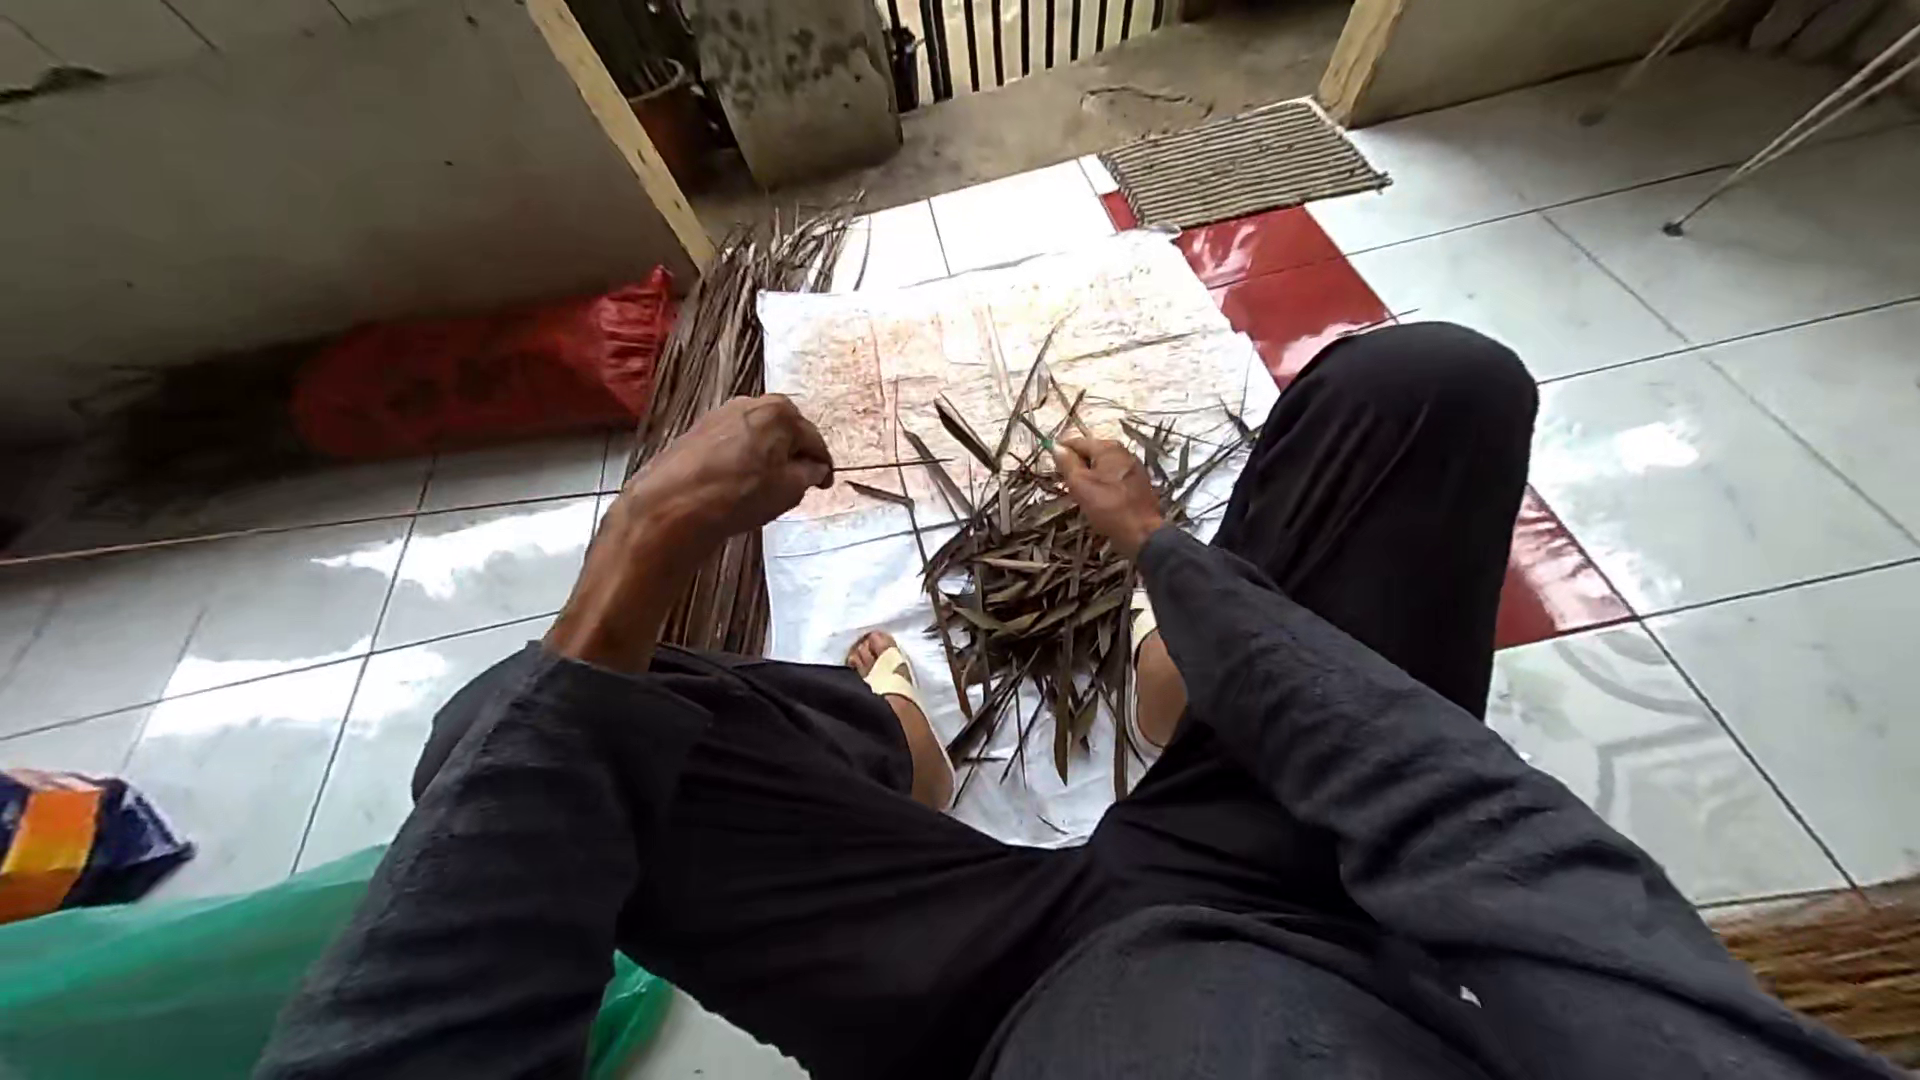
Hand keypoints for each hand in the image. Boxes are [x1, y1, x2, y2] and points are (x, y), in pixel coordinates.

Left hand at [547, 395, 832, 671]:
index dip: (823, 466)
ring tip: (770, 485)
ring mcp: (723, 413)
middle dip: (795, 455)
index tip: (825, 485)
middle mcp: (752, 402)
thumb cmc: (739, 496)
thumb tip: (814, 468)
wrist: (672, 506)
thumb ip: (810, 474)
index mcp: (780, 412)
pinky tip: (743, 481)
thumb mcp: (789, 490)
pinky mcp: (700, 429)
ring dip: (770, 456)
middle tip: (800, 484)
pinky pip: (737, 441)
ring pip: (760, 435)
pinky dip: (747, 457)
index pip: (814, 440)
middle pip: (787, 431)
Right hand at [1051, 437, 1164, 559]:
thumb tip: (1056, 447)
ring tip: (1079, 492)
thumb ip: (1067, 463)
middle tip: (1064, 482)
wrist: (1141, 533)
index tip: (1051, 464)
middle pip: (1091, 452)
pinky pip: (1113, 477)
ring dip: (1088, 475)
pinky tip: (1097, 498)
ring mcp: (1133, 467)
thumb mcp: (1080, 484)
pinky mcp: (1138, 483)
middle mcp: (1123, 452)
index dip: (1062, 451)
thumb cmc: (1107, 507)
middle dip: (1076, 464)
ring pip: (1102, 466)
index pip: (1077, 441)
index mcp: (1108, 448)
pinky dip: (1102, 483)